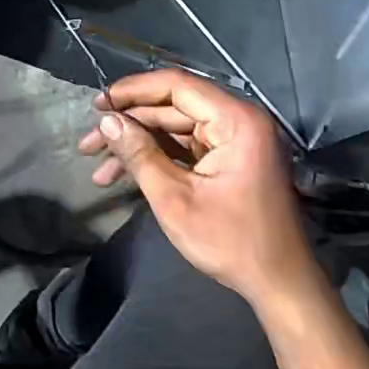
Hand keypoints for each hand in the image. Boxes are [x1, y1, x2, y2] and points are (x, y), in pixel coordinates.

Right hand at [78, 70, 318, 306]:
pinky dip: (157, 158)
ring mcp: (234, 141)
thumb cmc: (231, 241)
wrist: (278, 282)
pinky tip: (121, 173)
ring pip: (175, 129)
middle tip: (89, 142)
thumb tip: (107, 122)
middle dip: (129, 124)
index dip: (133, 90)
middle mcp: (238, 121)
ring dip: (138, 144)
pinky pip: (186, 148)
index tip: (98, 103)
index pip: (177, 86)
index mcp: (236, 120)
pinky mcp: (229, 160)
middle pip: (173, 107)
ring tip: (97, 163)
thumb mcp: (175, 199)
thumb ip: (140, 154)